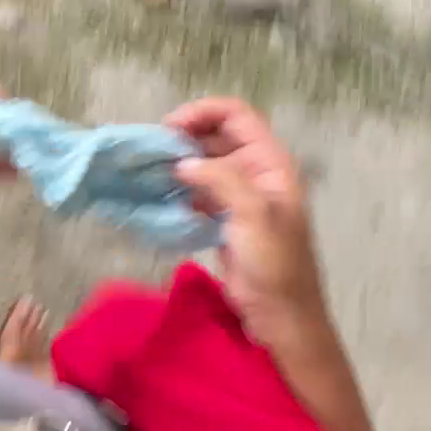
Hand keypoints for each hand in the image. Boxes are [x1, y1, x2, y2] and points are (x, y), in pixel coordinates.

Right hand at [165, 98, 325, 342]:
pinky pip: (198, 187)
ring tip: (149, 170)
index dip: (202, 112)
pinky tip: (159, 194)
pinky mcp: (224, 216)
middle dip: (184, 135)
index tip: (169, 129)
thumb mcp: (253, 216)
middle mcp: (256, 171)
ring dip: (178, 160)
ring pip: (204, 160)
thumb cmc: (274, 266)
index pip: (235, 115)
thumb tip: (182, 163)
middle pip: (216, 134)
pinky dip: (178, 185)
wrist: (281, 318)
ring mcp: (240, 194)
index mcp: (272, 163)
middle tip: (153, 151)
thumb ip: (221, 180)